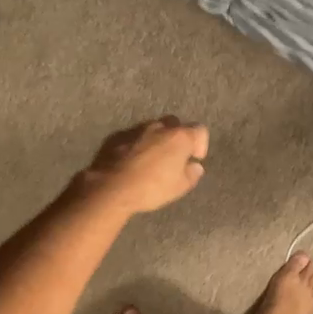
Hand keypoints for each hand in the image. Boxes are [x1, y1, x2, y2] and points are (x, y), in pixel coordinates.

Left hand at [78, 116, 208, 213]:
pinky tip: (135, 161)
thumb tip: (194, 166)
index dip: (200, 144)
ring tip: (153, 160)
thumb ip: (191, 174)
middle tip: (174, 157)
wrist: (111, 187)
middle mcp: (160, 128)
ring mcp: (137, 129)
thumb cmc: (151, 188)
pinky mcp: (119, 136)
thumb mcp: (179, 187)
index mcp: (179, 137)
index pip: (200, 130)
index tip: (194, 159)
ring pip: (154, 129)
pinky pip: (135, 136)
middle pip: (176, 124)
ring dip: (158, 140)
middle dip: (178, 138)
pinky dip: (139, 145)